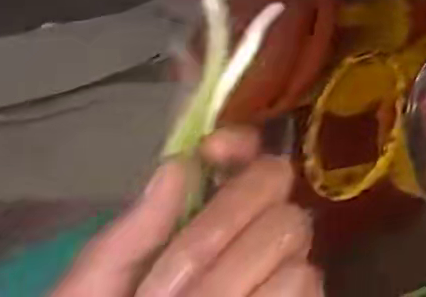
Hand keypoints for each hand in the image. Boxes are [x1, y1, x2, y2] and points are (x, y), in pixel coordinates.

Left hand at [52, 127, 320, 296]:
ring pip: (288, 230)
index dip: (238, 144)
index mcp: (199, 226)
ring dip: (227, 281)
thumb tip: (179, 163)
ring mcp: (283, 265)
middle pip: (273, 181)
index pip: (242, 157)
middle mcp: (251, 232)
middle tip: (161, 290)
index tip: (212, 150)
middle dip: (216, 228)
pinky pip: (301, 278)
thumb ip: (123, 243)